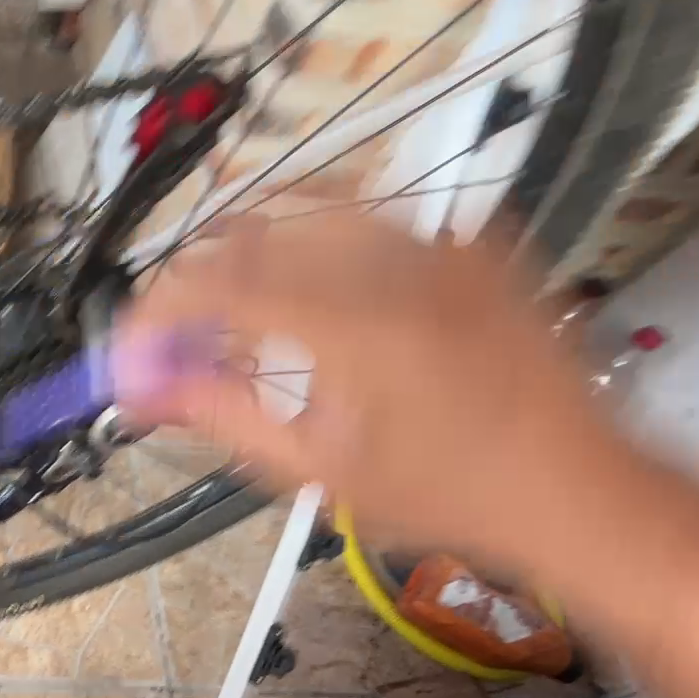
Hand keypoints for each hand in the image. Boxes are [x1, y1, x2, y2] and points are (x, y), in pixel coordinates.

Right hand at [112, 216, 623, 562]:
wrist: (572, 485)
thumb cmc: (440, 493)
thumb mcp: (313, 466)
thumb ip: (220, 415)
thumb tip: (143, 393)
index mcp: (354, 327)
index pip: (218, 287)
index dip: (154, 314)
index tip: (126, 350)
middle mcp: (394, 263)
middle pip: (251, 234)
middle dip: (190, 284)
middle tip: (167, 337)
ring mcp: (437, 242)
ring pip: (304, 204)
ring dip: (241, 249)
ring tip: (219, 305)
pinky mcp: (464, 241)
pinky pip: (365, 210)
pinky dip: (307, 235)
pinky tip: (293, 278)